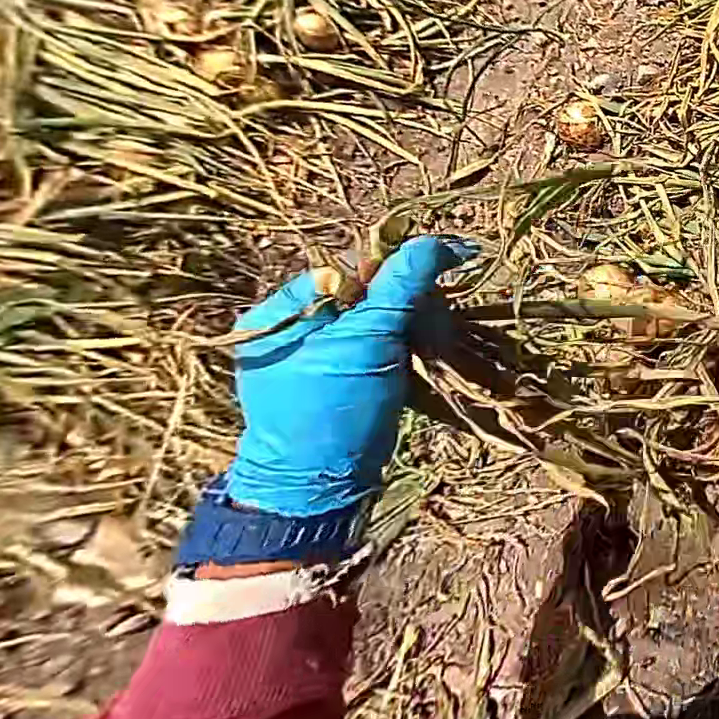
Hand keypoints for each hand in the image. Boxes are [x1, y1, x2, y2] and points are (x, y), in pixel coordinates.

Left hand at [225, 235, 477, 516]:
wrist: (322, 478)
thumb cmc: (333, 406)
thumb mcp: (368, 339)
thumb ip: (400, 286)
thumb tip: (435, 240)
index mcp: (284, 310)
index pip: (355, 269)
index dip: (398, 274)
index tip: (434, 289)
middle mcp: (299, 323)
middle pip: (372, 289)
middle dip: (409, 302)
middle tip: (429, 325)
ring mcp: (324, 348)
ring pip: (385, 314)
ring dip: (415, 323)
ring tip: (426, 345)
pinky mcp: (349, 369)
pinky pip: (387, 338)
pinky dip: (410, 341)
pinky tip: (420, 354)